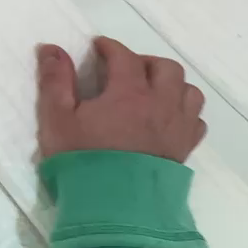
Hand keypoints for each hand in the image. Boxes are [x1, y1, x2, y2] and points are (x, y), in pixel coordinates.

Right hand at [36, 36, 206, 162]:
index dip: (110, 47)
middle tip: (123, 67)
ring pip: (188, 90)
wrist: (116, 201)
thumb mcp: (56, 115)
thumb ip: (55, 79)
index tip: (97, 46)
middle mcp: (161, 103)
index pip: (125, 57)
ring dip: (169, 83)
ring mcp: (178, 126)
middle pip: (167, 68)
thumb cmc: (81, 155)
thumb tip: (51, 47)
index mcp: (129, 92)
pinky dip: (181, 108)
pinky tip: (164, 115)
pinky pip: (195, 118)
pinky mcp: (186, 146)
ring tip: (148, 89)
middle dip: (144, 61)